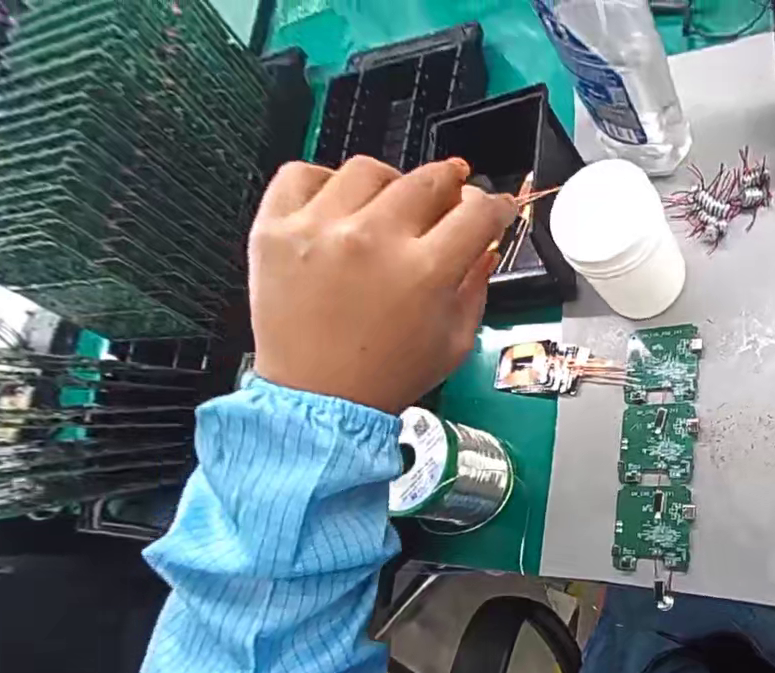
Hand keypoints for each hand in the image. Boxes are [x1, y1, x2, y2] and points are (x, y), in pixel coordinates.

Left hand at [247, 156, 517, 412]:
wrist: (321, 400)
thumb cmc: (387, 376)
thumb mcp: (454, 343)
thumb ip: (475, 289)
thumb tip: (483, 248)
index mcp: (424, 273)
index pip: (476, 214)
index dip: (497, 206)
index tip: (498, 206)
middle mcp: (373, 240)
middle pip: (427, 180)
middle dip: (451, 182)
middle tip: (453, 191)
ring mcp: (320, 229)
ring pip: (369, 170)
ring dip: (392, 183)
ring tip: (392, 205)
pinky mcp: (276, 229)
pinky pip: (303, 174)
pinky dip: (327, 182)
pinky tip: (340, 205)